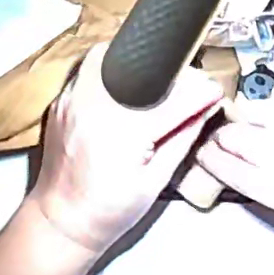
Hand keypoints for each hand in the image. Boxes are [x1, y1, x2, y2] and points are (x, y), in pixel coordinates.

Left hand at [25, 46, 224, 255]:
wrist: (61, 217)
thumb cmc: (106, 209)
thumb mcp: (155, 179)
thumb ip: (182, 137)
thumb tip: (205, 108)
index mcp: (119, 132)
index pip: (170, 100)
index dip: (198, 92)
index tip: (213, 88)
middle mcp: (90, 108)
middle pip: (135, 66)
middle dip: (166, 71)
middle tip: (183, 84)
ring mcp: (70, 100)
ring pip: (104, 57)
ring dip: (134, 64)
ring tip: (153, 85)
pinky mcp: (60, 100)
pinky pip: (86, 71)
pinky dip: (108, 73)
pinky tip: (123, 92)